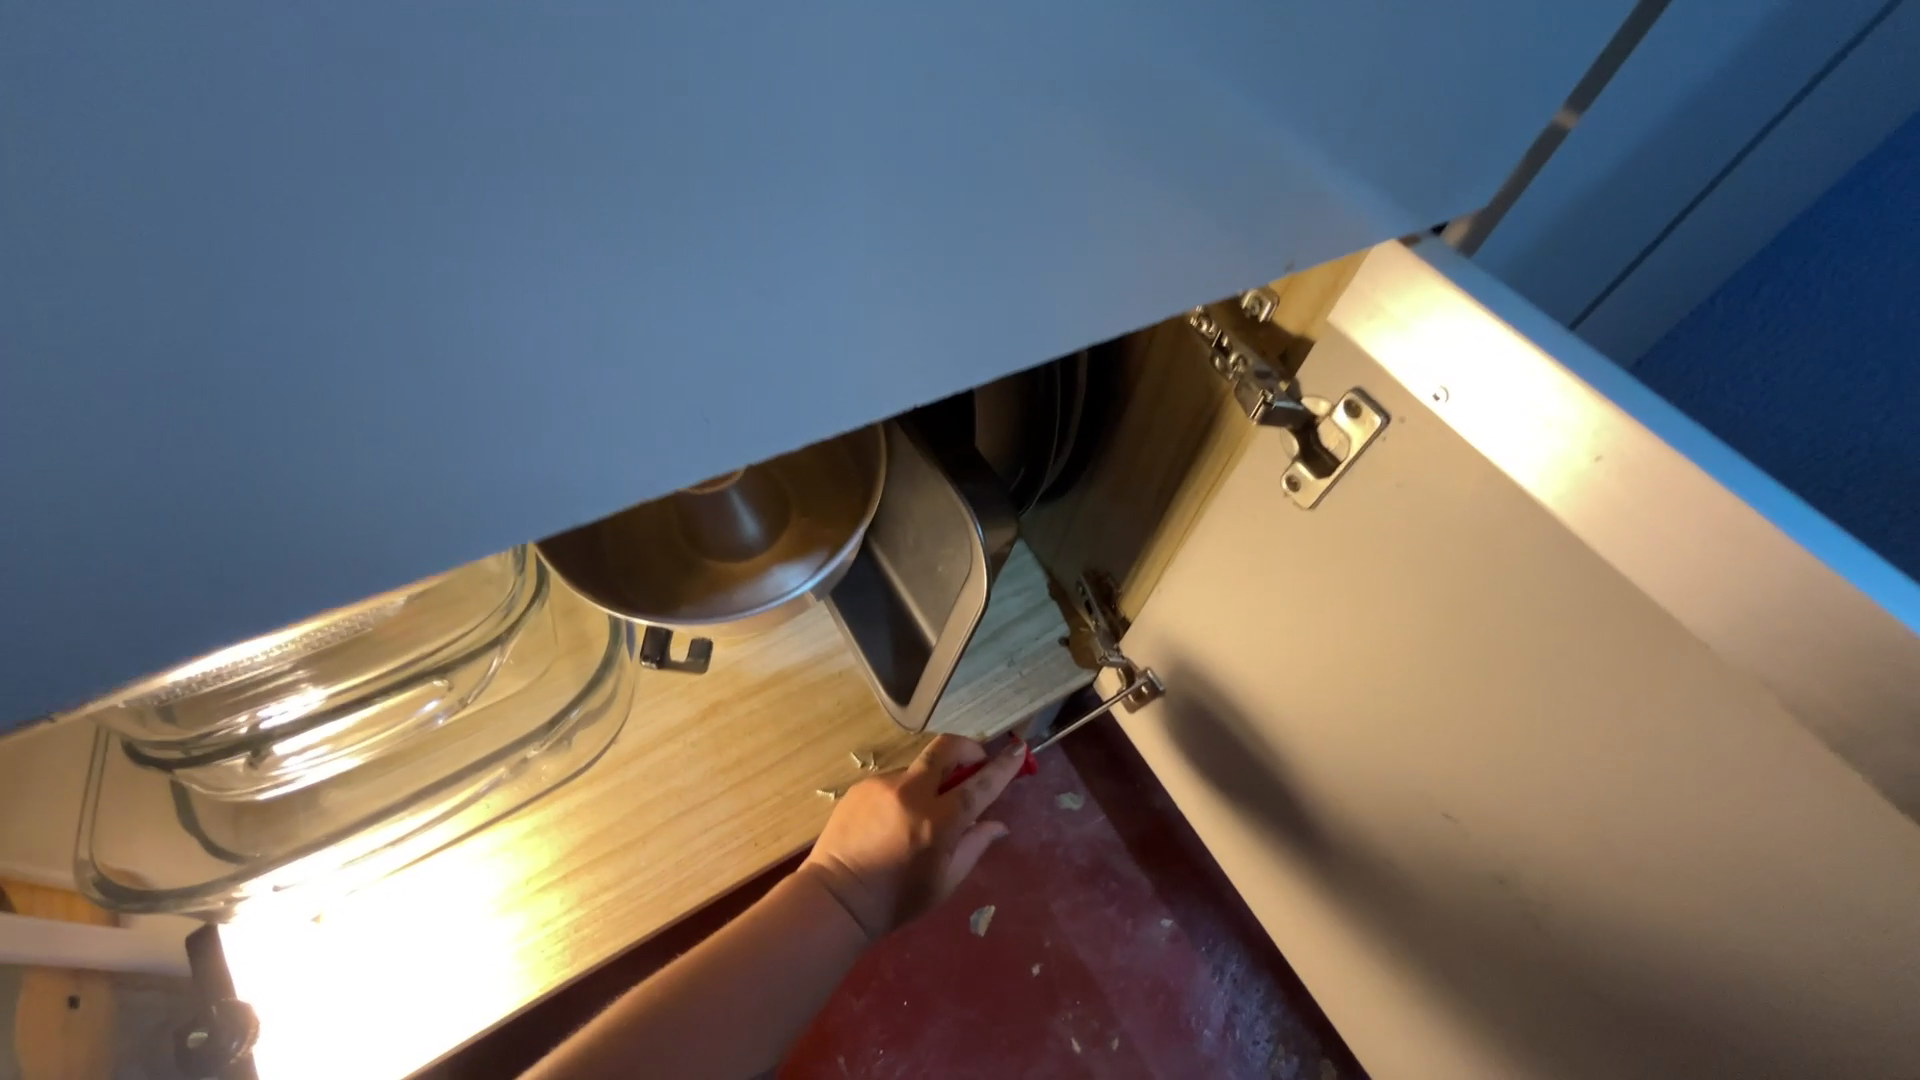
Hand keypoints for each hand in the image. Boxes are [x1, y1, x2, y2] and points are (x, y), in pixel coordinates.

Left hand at [800, 734, 1027, 940]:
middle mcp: (912, 793)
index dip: (1002, 766)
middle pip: (946, 748)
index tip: (1018, 751)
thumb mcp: (946, 880)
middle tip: (975, 760)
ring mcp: (884, 785)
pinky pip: (895, 780)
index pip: (979, 784)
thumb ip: (975, 844)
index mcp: (938, 821)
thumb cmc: (898, 899)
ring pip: (919, 767)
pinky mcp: (863, 786)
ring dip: (931, 779)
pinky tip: (894, 821)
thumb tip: (999, 823)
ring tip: (922, 814)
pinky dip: (905, 793)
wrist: (837, 898)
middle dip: (967, 747)